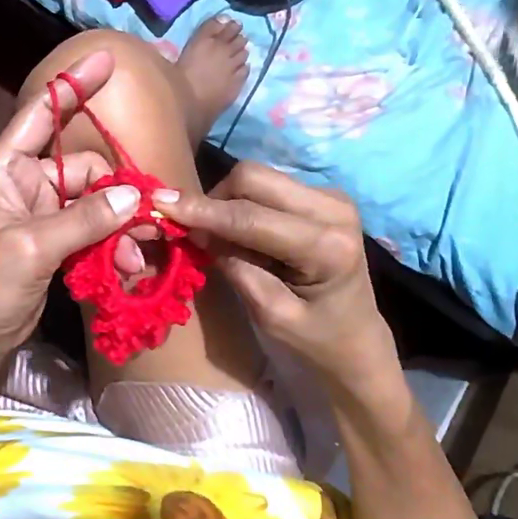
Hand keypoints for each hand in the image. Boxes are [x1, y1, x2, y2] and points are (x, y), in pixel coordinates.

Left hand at [0, 50, 145, 390]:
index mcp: (3, 168)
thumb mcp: (30, 250)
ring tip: (139, 254)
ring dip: (119, 225)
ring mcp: (40, 214)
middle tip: (149, 217)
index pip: (41, 114)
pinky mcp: (53, 242)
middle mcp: (23, 183)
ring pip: (94, 202)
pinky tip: (128, 265)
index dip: (73, 86)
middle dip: (117, 191)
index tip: (106, 57)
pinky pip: (92, 229)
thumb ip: (83, 220)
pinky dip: (111, 244)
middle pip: (84, 168)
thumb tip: (133, 198)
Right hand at [153, 162, 397, 391]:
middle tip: (197, 232)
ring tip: (226, 240)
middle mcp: (335, 209)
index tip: (160, 203)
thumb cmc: (315, 340)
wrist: (357, 341)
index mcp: (327, 246)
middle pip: (253, 177)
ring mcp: (331, 196)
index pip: (250, 216)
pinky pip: (267, 185)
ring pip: (257, 176)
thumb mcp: (269, 314)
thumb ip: (234, 266)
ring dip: (228, 202)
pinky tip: (247, 235)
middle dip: (215, 199)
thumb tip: (195, 229)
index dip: (203, 209)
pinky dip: (244, 204)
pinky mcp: (322, 194)